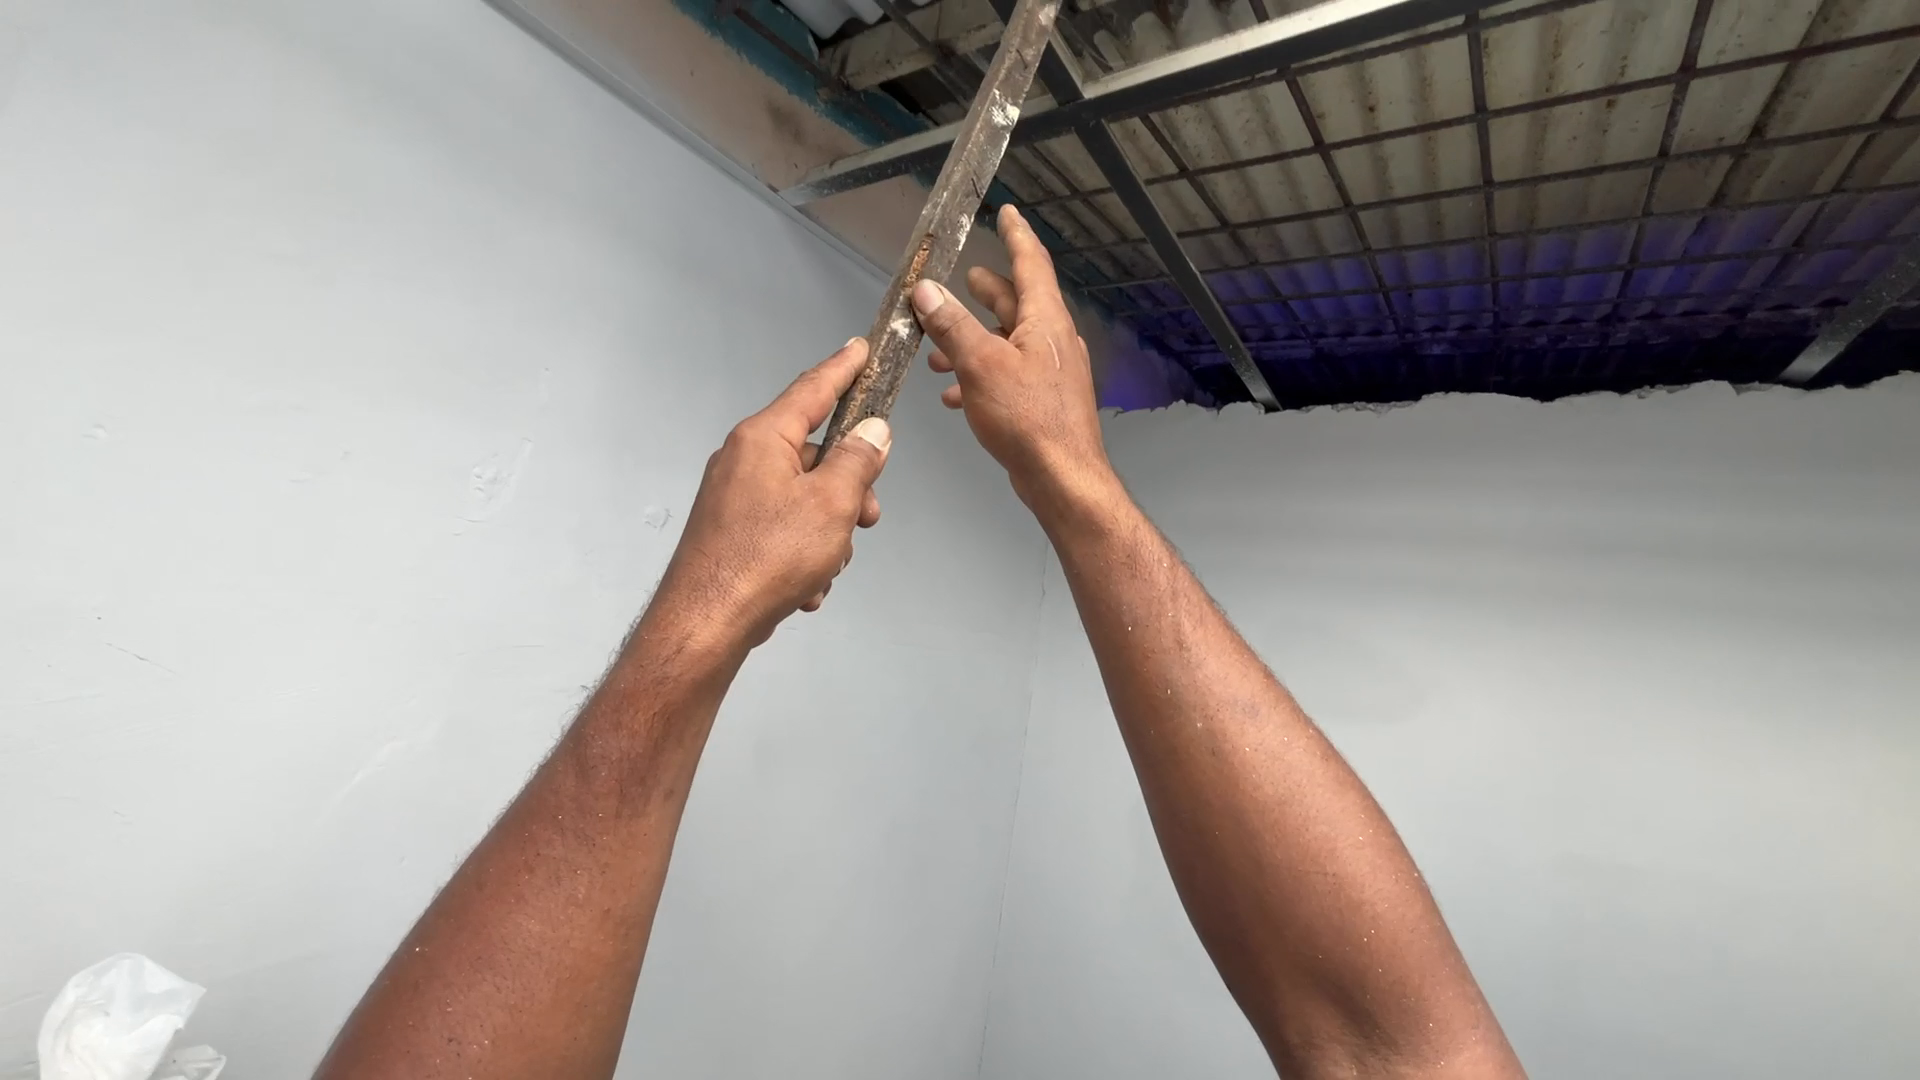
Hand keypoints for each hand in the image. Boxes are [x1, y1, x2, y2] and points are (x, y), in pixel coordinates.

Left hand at [652, 339, 891, 649]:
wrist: (708, 621)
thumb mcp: (832, 504)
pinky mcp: (733, 530)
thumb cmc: (765, 558)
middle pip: (816, 455)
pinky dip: (805, 553)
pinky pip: (785, 529)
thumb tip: (873, 431)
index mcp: (764, 439)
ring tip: (827, 566)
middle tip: (867, 517)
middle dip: (850, 488)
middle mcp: (744, 460)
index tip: (860, 348)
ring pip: (806, 498)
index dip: (843, 368)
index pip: (812, 389)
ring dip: (830, 531)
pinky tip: (806, 585)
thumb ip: (858, 461)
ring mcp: (736, 497)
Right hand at [912, 203, 1112, 509]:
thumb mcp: (980, 364)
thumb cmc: (1027, 418)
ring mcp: (1051, 373)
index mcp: (1045, 320)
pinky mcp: (1043, 402)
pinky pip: (1008, 376)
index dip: (1016, 235)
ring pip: (1007, 344)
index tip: (1008, 212)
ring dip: (972, 343)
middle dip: (985, 294)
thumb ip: (952, 326)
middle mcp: (1053, 341)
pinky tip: (954, 394)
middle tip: (962, 283)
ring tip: (938, 351)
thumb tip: (926, 291)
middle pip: (1016, 304)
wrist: (1061, 476)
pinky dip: (980, 377)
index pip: (1032, 263)